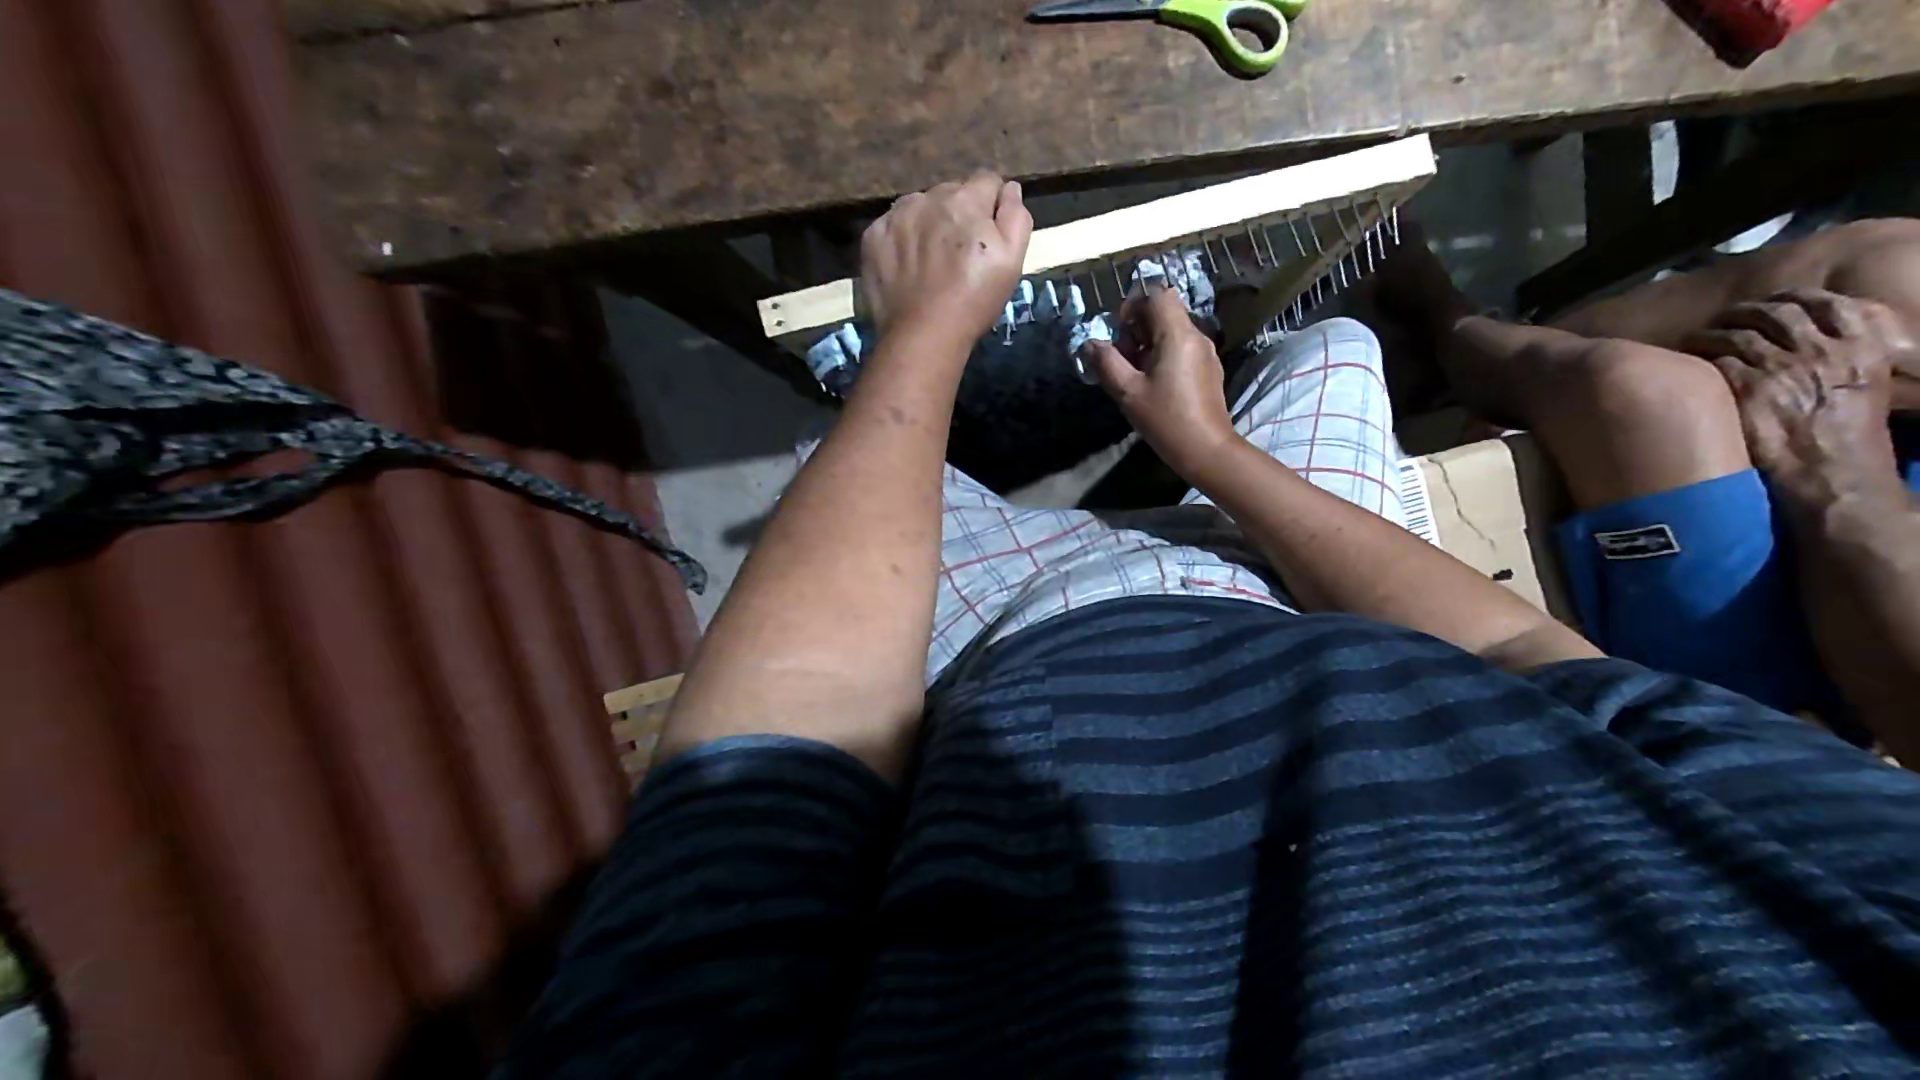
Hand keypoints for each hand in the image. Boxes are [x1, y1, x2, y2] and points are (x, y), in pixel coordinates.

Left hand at [859, 172, 1032, 345]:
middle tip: (959, 256)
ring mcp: (896, 216)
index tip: (990, 235)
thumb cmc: (974, 300)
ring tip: (931, 262)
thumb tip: (1009, 189)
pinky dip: (901, 241)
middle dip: (958, 215)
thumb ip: (1016, 217)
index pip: (987, 182)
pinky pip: (892, 226)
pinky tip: (908, 268)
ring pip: (919, 207)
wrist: (923, 334)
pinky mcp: (873, 238)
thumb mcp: (1012, 261)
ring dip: (928, 224)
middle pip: (951, 194)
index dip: (992, 206)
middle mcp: (928, 197)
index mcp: (966, 199)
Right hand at [1083, 287, 1238, 477]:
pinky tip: (1152, 384)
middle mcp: (1196, 336)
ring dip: (1148, 344)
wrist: (1205, 449)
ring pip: (1172, 331)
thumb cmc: (1165, 419)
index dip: (1134, 305)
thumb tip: (1090, 344)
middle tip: (1121, 357)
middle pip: (1164, 312)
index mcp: (1177, 335)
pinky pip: (1181, 349)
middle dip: (1137, 328)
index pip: (1157, 295)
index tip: (1119, 331)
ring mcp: (1205, 353)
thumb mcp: (1128, 392)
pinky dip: (1162, 356)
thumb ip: (1106, 363)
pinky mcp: (1207, 369)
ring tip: (1133, 374)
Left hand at [1687, 289, 1913, 508]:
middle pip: (1774, 313)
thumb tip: (1813, 337)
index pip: (1827, 303)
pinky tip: (1682, 363)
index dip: (1791, 297)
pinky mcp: (1745, 388)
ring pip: (1736, 334)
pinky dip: (1697, 357)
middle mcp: (1822, 350)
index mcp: (1862, 346)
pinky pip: (1713, 361)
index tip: (1770, 300)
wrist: (1827, 468)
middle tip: (1722, 318)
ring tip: (1694, 338)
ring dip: (1710, 333)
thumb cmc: (1844, 432)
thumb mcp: (1865, 382)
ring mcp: (1782, 368)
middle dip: (1743, 311)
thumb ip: (1843, 355)